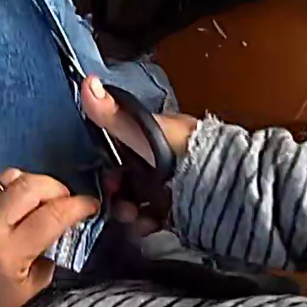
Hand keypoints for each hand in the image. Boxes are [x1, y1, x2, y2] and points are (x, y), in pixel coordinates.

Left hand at [0, 169, 99, 306]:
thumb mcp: (31, 288)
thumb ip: (51, 254)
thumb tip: (66, 228)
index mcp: (9, 252)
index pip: (51, 216)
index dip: (78, 206)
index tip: (92, 205)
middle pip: (32, 186)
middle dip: (58, 188)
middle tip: (66, 201)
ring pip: (13, 177)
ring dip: (36, 183)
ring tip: (44, 198)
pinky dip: (16, 186)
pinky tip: (23, 201)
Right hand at [79, 75, 195, 234]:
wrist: (219, 182)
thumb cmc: (179, 149)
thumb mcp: (141, 130)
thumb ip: (112, 113)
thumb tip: (87, 80)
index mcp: (153, 140)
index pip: (122, 155)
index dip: (109, 171)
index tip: (106, 181)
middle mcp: (161, 164)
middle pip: (128, 183)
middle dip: (118, 197)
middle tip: (119, 205)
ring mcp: (171, 188)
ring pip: (139, 204)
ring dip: (130, 214)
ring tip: (134, 218)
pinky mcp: (180, 211)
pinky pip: (156, 220)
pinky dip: (148, 225)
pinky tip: (148, 226)